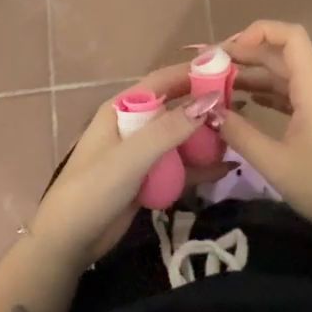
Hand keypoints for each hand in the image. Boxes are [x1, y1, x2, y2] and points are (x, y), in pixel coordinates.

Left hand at [29, 63, 230, 267]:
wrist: (69, 242)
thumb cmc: (94, 189)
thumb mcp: (131, 156)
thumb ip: (168, 130)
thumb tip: (208, 103)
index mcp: (122, 109)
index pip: (163, 81)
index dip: (193, 73)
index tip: (227, 70)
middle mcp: (134, 125)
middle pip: (175, 108)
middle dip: (205, 106)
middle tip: (242, 105)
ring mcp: (142, 153)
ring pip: (181, 138)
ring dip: (206, 136)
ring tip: (240, 134)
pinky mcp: (149, 179)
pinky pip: (180, 166)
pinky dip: (201, 166)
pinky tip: (227, 167)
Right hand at [212, 20, 311, 232]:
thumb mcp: (275, 164)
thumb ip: (239, 134)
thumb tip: (208, 111)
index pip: (290, 37)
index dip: (258, 32)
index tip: (227, 49)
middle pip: (280, 54)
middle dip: (244, 54)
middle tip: (207, 66)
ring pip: (282, 74)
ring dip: (250, 74)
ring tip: (216, 84)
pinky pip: (288, 92)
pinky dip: (263, 92)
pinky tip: (240, 101)